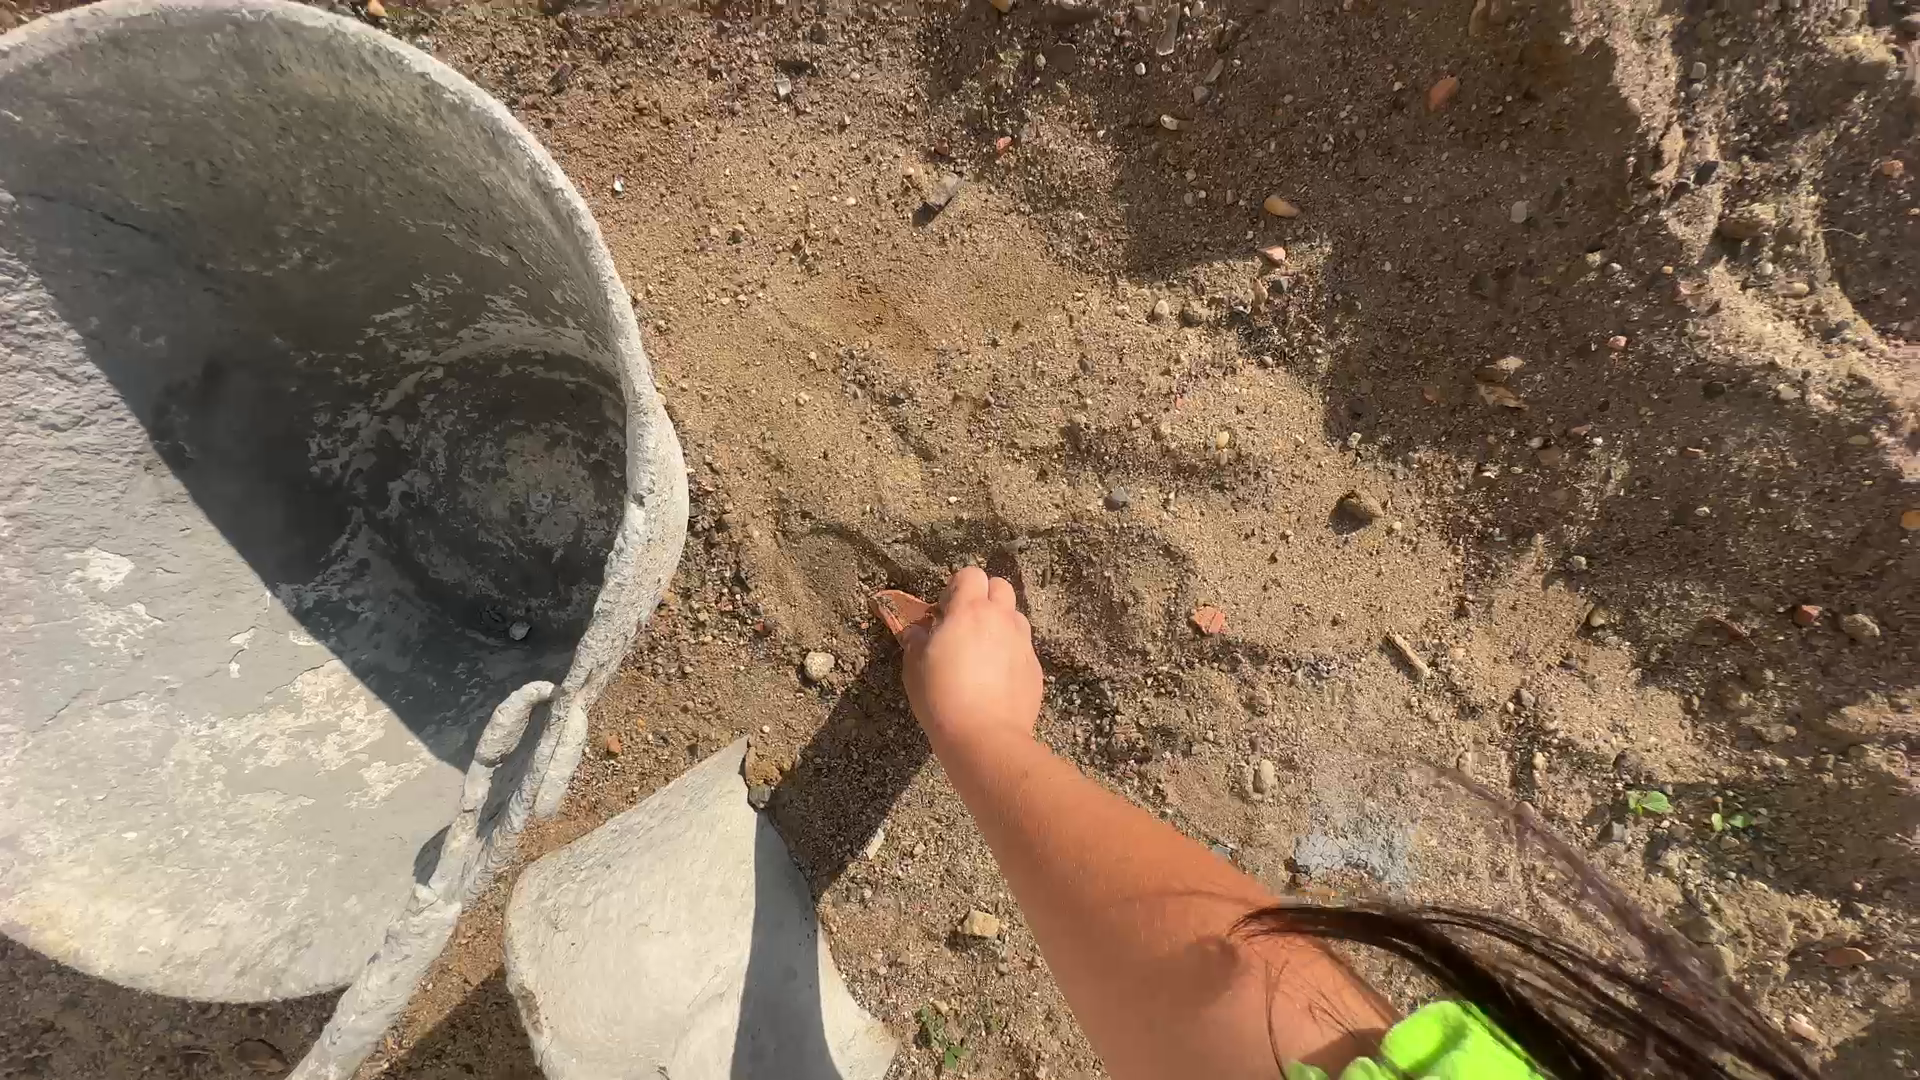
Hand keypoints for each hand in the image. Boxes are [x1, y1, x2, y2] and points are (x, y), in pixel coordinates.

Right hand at [900, 567, 1042, 747]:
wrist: (985, 737)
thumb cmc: (942, 698)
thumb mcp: (915, 667)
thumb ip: (916, 640)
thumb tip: (917, 631)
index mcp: (969, 611)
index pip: (971, 574)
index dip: (957, 587)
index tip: (944, 612)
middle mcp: (1001, 619)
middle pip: (1000, 586)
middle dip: (984, 596)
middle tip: (966, 624)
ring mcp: (1022, 642)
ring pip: (1015, 615)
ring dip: (1000, 622)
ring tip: (983, 650)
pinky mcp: (1034, 666)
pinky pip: (1023, 646)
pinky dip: (1010, 651)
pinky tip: (996, 677)